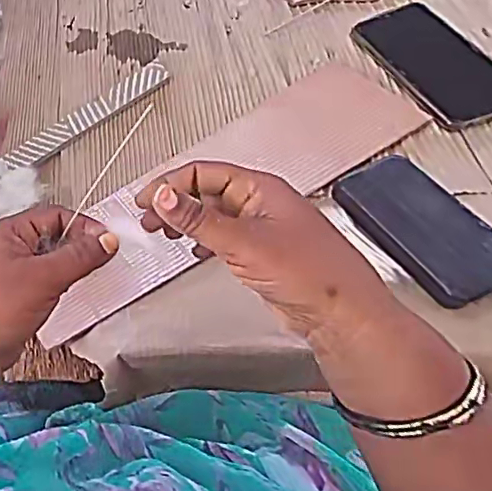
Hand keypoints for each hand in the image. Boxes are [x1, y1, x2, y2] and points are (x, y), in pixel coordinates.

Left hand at [0, 206, 117, 368]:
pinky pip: (45, 281)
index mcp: (8, 231)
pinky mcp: (16, 294)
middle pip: (54, 236)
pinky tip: (69, 295)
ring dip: (70, 268)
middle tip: (101, 259)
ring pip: (51, 260)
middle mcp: (8, 247)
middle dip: (78, 247)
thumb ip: (79, 256)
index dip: (83, 225)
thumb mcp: (44, 277)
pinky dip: (61, 285)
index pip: (54, 215)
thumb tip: (105, 241)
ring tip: (86, 278)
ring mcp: (11, 271)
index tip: (106, 241)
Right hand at [134, 162, 403, 342]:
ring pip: (211, 214)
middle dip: (174, 202)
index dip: (170, 184)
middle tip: (148, 216)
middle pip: (205, 191)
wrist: (344, 317)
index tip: (147, 200)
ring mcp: (260, 228)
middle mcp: (260, 204)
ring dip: (185, 221)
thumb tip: (165, 197)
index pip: (203, 172)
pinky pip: (221, 235)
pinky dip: (201, 239)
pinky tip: (195, 249)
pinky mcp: (260, 252)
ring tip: (164, 231)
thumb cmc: (315, 276)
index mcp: (260, 188)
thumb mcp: (244, 242)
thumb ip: (198, 219)